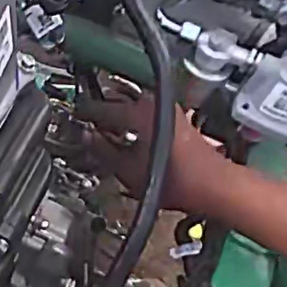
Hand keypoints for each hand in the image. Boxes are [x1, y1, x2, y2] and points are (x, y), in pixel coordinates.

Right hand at [80, 79, 234, 217]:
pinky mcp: (177, 119)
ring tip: (104, 128)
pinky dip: (133, 120)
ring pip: (133, 106)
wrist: (211, 185)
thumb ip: (103, 151)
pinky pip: (147, 113)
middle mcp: (156, 103)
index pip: (102, 108)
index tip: (75, 116)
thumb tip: (89, 138)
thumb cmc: (179, 180)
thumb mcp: (127, 170)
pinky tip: (128, 134)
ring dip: (118, 115)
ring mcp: (169, 109)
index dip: (85, 114)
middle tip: (86, 120)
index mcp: (140, 111)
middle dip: (102, 111)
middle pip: (119, 101)